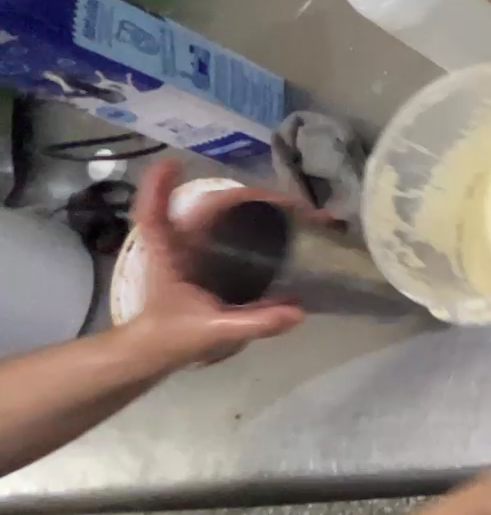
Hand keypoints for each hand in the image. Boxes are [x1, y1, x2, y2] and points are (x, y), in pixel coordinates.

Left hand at [126, 162, 304, 366]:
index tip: (173, 164)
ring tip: (309, 214)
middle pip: (213, 210)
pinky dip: (278, 231)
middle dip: (252, 199)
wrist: (163, 351)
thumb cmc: (174, 337)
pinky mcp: (227, 267)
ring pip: (236, 221)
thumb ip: (252, 322)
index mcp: (171, 256)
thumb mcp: (213, 332)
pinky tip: (305, 231)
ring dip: (271, 212)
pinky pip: (251, 239)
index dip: (159, 189)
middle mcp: (188, 248)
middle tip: (294, 203)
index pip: (157, 215)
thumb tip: (298, 311)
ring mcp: (208, 256)